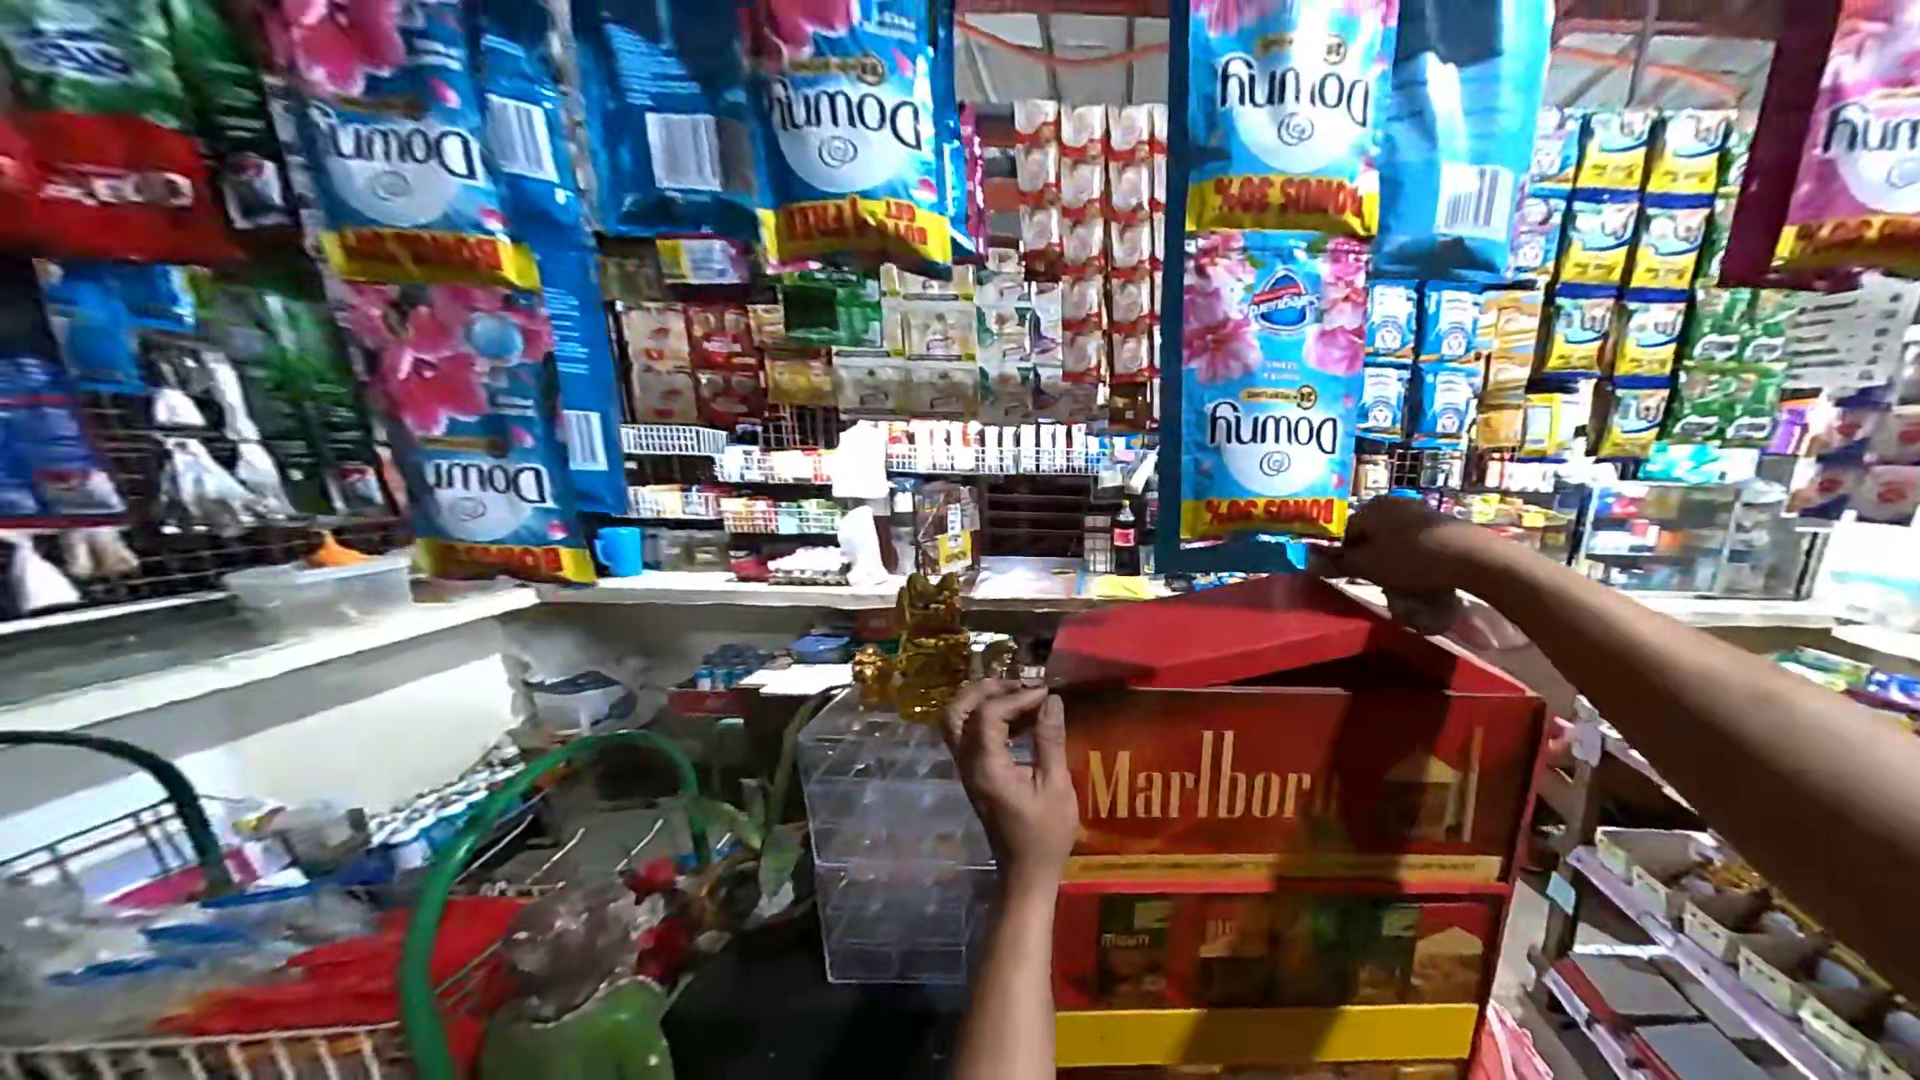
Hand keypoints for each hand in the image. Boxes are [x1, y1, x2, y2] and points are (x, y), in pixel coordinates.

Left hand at [942, 681, 1079, 895]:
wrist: (1026, 874)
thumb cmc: (1045, 835)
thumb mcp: (1056, 786)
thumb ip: (1050, 740)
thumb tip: (1052, 700)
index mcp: (986, 766)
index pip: (987, 714)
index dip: (1015, 697)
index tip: (1044, 693)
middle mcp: (968, 763)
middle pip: (956, 712)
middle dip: (983, 690)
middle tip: (1016, 684)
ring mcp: (966, 769)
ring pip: (956, 722)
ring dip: (980, 701)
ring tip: (1016, 695)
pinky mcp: (973, 773)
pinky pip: (968, 735)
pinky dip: (985, 718)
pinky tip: (1017, 718)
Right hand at [1311, 497, 1508, 635]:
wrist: (1477, 559)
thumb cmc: (1412, 560)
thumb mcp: (1369, 567)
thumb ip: (1338, 564)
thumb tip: (1308, 564)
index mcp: (1371, 507)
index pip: (1343, 531)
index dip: (1342, 555)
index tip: (1349, 575)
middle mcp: (1393, 502)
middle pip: (1369, 534)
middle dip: (1368, 556)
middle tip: (1374, 580)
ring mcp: (1421, 511)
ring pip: (1392, 538)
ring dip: (1390, 558)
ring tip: (1398, 580)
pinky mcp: (1443, 523)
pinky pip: (1415, 541)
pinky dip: (1412, 556)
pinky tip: (1421, 573)